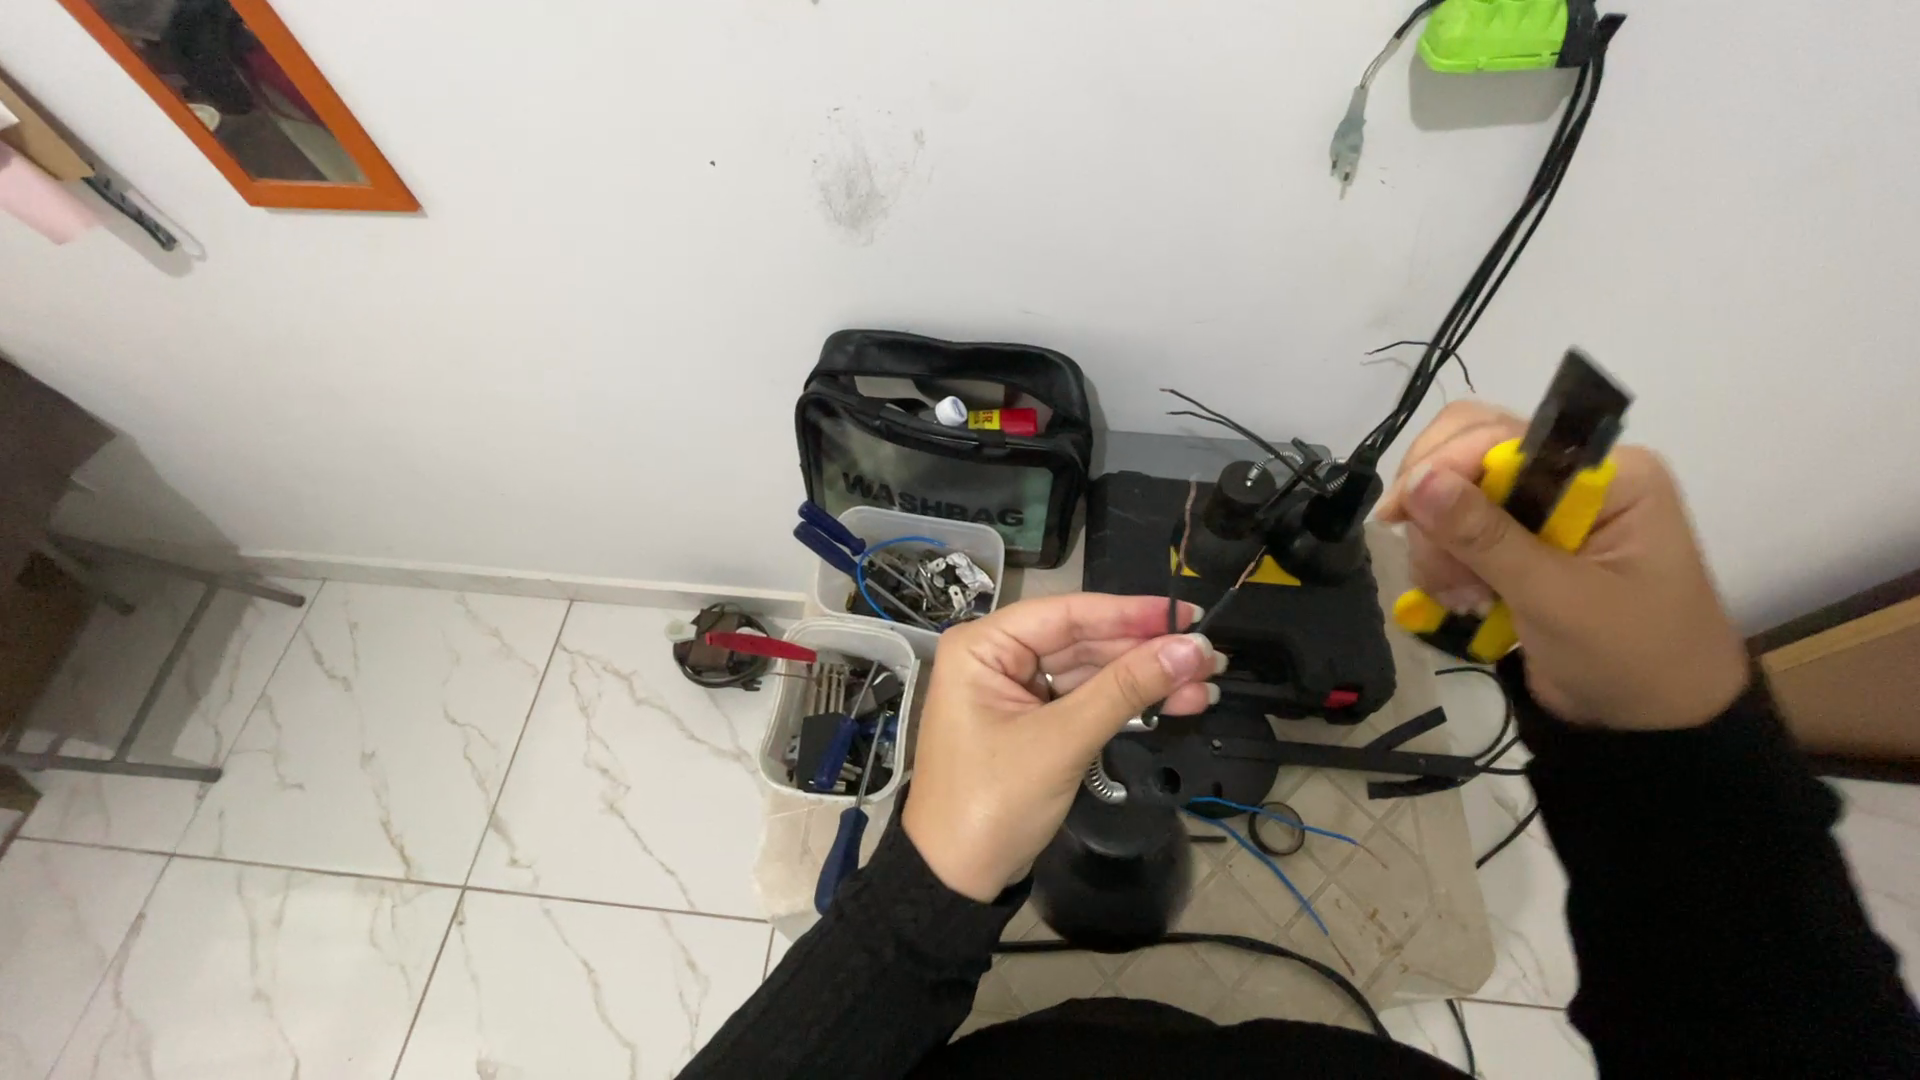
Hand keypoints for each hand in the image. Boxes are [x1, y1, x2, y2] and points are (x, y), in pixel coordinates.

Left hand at [901, 594, 1222, 901]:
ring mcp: (1017, 690)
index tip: (1188, 613)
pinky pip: (1086, 699)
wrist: (957, 879)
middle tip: (1210, 655)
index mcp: (983, 646)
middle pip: (1084, 640)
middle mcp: (998, 657)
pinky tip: (1175, 701)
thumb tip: (1191, 647)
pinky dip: (1128, 703)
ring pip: (1092, 671)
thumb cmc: (993, 802)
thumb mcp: (1061, 741)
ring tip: (1205, 681)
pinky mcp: (1036, 721)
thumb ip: (1126, 689)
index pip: (1066, 613)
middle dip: (1146, 650)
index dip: (1131, 612)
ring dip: (1146, 678)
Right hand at [1376, 401, 1747, 731]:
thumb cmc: (1630, 655)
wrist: (1649, 722)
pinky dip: (1442, 565)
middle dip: (1436, 511)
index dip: (1441, 466)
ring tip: (1463, 599)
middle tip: (1438, 565)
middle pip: (1463, 455)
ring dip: (1438, 549)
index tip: (1398, 516)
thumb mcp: (1556, 596)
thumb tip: (1418, 481)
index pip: (1498, 435)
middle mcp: (1568, 478)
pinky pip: (1450, 532)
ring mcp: (1539, 511)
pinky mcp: (1514, 544)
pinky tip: (1463, 600)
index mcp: (1605, 473)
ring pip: (1447, 498)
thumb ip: (1485, 536)